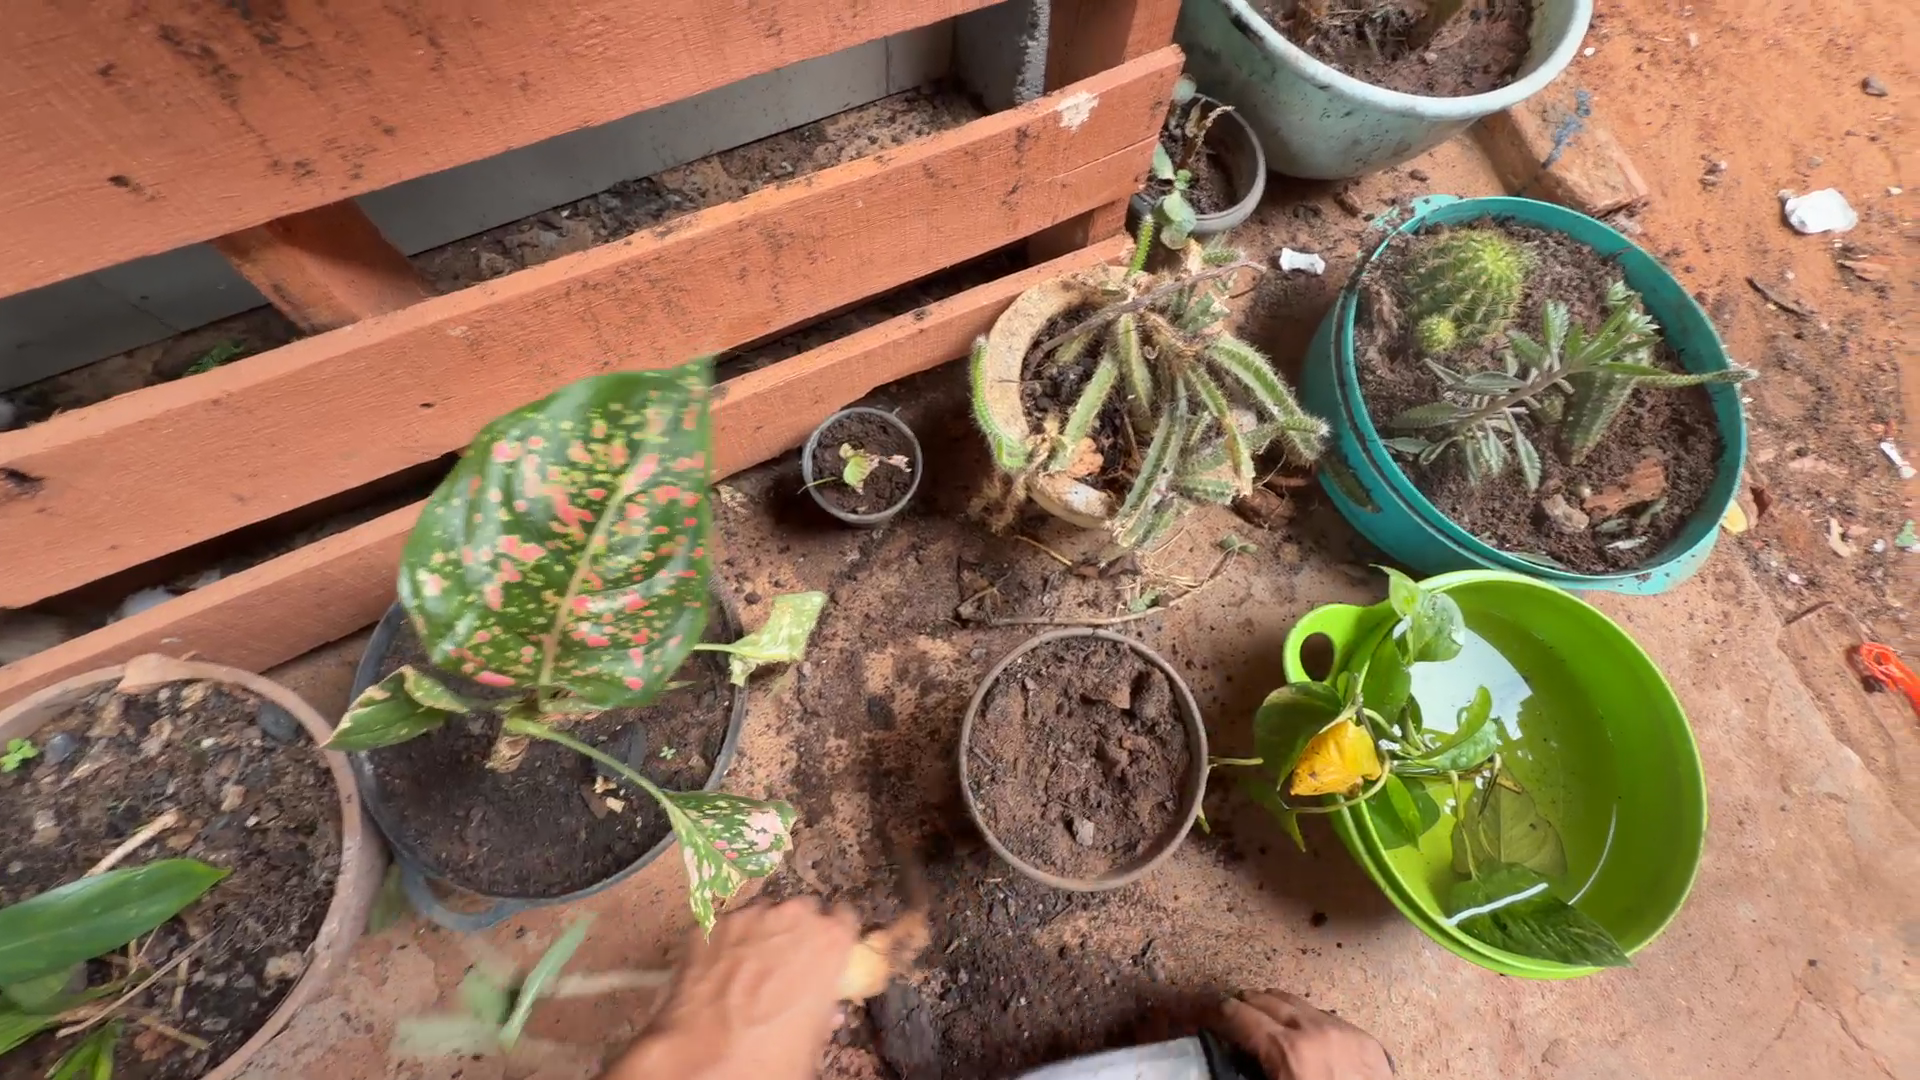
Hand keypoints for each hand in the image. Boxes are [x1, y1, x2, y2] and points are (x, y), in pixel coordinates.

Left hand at [603, 897, 857, 1079]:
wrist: (706, 1063)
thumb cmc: (771, 1057)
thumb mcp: (814, 1039)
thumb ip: (823, 1010)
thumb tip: (824, 1009)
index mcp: (830, 940)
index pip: (844, 918)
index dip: (833, 937)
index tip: (826, 953)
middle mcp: (794, 916)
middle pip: (802, 911)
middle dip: (795, 933)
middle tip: (783, 968)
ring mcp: (751, 916)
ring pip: (762, 916)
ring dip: (759, 936)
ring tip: (744, 973)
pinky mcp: (713, 926)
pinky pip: (727, 929)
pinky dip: (725, 946)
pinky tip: (716, 976)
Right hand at [1218, 990, 1392, 1079]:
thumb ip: (1245, 1072)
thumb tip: (1218, 1059)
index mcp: (1286, 1052)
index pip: (1233, 1012)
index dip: (1209, 1013)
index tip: (1196, 1018)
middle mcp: (1312, 1030)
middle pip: (1261, 998)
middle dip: (1240, 1009)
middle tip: (1228, 1027)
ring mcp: (1342, 1031)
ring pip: (1292, 1001)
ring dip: (1271, 1011)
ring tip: (1262, 1028)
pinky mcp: (1367, 1040)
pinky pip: (1324, 1016)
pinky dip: (1305, 1022)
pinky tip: (1303, 1042)